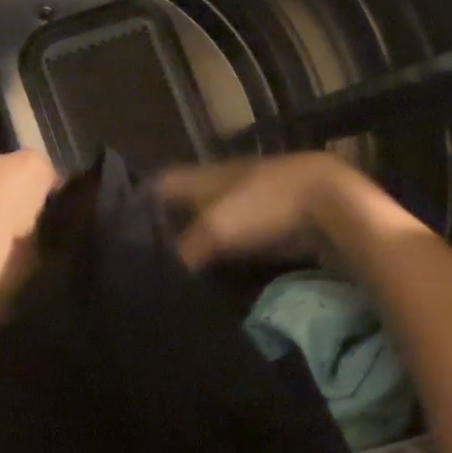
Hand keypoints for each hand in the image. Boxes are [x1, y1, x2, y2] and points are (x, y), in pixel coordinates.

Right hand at [152, 153, 367, 267]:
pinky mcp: (277, 222)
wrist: (332, 204)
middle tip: (148, 261)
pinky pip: (241, 240)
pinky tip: (220, 276)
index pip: (161, 184)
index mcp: (204, 176)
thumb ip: (185, 249)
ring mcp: (254, 202)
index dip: (139, 202)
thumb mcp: (215, 229)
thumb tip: (165, 273)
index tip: (119, 231)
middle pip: (187, 204)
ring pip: (216, 222)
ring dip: (201, 243)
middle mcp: (224, 184)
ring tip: (179, 274)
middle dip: (170, 226)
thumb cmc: (265, 206)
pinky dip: (229, 255)